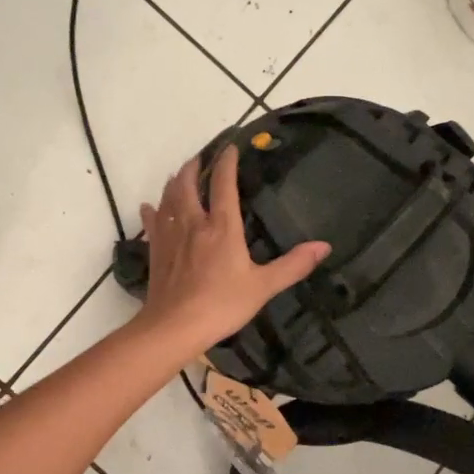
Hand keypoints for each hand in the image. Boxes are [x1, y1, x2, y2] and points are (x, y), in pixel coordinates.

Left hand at [133, 145, 331, 357]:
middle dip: (194, 166)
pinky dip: (152, 211)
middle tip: (200, 157)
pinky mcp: (155, 251)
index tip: (230, 147)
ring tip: (180, 174)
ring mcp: (170, 236)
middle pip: (188, 184)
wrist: (175, 326)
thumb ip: (293, 265)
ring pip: (168, 198)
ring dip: (174, 182)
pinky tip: (149, 206)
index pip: (224, 184)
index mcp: (221, 227)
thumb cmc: (222, 305)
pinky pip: (152, 223)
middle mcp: (193, 223)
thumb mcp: (263, 286)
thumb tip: (324, 246)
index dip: (227, 162)